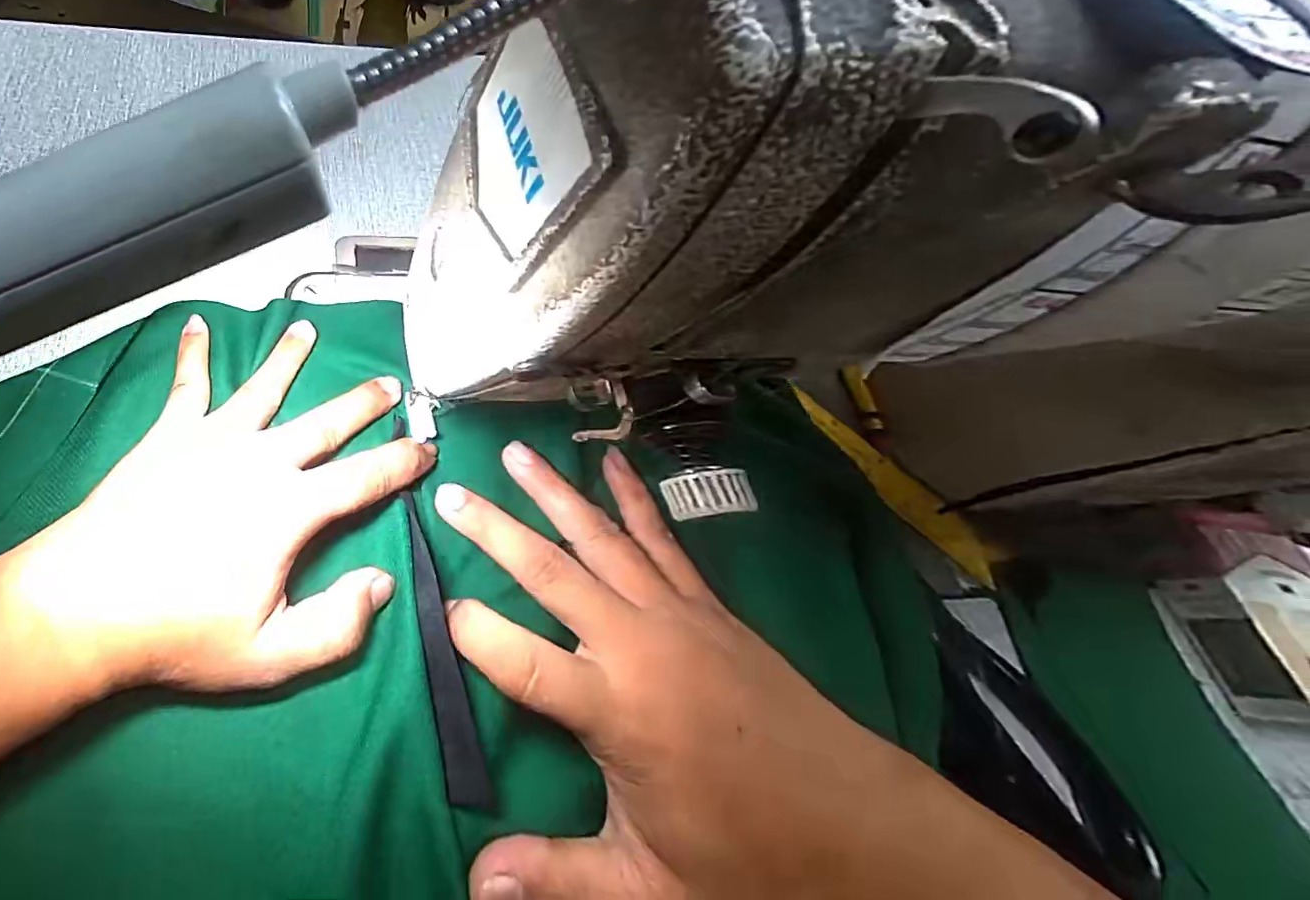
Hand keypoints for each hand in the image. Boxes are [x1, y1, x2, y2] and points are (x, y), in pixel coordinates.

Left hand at [3, 314, 435, 694]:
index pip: (365, 478)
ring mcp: (213, 439)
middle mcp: (260, 460)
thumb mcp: (271, 653)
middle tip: (390, 387)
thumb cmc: (179, 633)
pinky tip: (194, 325)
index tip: (427, 448)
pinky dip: (192, 353)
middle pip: (326, 422)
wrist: (86, 605)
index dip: (403, 462)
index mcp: (291, 508)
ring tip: (307, 330)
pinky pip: (188, 384)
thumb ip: (336, 625)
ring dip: (289, 358)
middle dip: (364, 404)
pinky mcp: (170, 434)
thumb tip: (380, 583)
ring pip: (264, 388)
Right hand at [436, 444, 1108, 899]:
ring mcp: (675, 615)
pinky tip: (612, 461)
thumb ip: (557, 877)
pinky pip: (661, 539)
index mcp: (617, 712)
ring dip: (553, 493)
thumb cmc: (751, 859)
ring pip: (599, 540)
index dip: (475, 634)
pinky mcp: (706, 605)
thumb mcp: (648, 887)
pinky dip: (633, 496)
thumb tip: (476, 888)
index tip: (441, 607)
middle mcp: (638, 646)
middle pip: (550, 574)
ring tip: (517, 453)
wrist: (868, 834)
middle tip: (451, 494)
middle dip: (494, 531)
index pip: (523, 663)